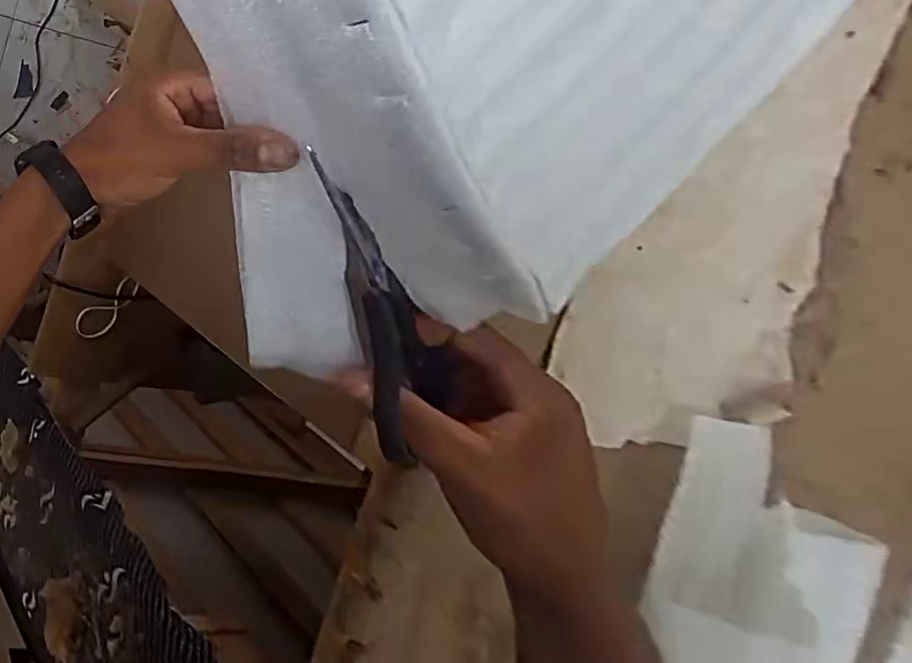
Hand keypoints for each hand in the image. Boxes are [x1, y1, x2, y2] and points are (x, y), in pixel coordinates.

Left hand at [62, 72, 298, 211]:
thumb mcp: (178, 152)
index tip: (292, 119)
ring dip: (232, 141)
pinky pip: (197, 143)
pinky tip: (245, 165)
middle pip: (219, 105)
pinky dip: (216, 153)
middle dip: (247, 124)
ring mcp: (163, 120)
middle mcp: (167, 94)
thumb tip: (287, 149)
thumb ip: (230, 149)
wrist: (76, 193)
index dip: (255, 102)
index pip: (223, 85)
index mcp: (167, 81)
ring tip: (278, 154)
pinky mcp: (162, 144)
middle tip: (292, 140)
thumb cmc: (121, 161)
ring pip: (209, 126)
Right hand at [337, 322, 654, 661]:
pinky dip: (442, 399)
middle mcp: (537, 393)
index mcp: (536, 390)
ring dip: (429, 376)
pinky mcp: (519, 437)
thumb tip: (346, 375)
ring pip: (470, 378)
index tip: (378, 323)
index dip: (425, 326)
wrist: (565, 589)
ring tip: (382, 372)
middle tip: (373, 347)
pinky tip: (411, 405)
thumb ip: (404, 413)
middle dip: (422, 351)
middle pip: (472, 354)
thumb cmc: (518, 519)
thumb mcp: (456, 462)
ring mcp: (530, 416)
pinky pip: (474, 401)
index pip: (474, 336)